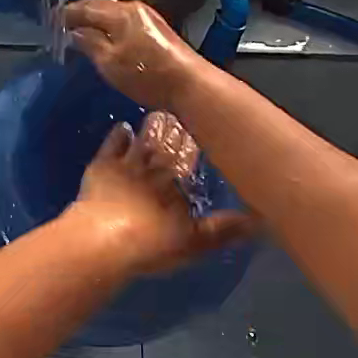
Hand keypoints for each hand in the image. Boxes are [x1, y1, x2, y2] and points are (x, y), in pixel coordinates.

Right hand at [64, 0, 212, 111]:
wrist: (188, 83)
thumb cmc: (146, 75)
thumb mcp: (109, 63)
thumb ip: (89, 43)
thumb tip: (74, 33)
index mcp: (119, 14)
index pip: (85, 8)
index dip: (66, 14)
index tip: (51, 19)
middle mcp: (133, 8)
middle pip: (100, 4)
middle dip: (80, 11)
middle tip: (64, 22)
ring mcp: (146, 17)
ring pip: (112, 10)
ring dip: (95, 16)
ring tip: (80, 28)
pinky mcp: (155, 29)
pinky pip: (124, 18)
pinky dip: (109, 23)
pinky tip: (104, 34)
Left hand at [64, 113, 253, 276]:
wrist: (103, 238)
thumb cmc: (151, 243)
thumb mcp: (193, 242)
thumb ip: (222, 230)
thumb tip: (256, 221)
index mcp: (178, 183)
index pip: (190, 158)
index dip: (193, 144)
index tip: (200, 127)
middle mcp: (154, 168)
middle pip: (166, 146)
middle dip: (173, 131)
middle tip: (178, 113)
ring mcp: (126, 165)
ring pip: (142, 141)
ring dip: (150, 128)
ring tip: (157, 115)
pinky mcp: (101, 167)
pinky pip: (112, 146)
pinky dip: (118, 136)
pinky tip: (122, 127)